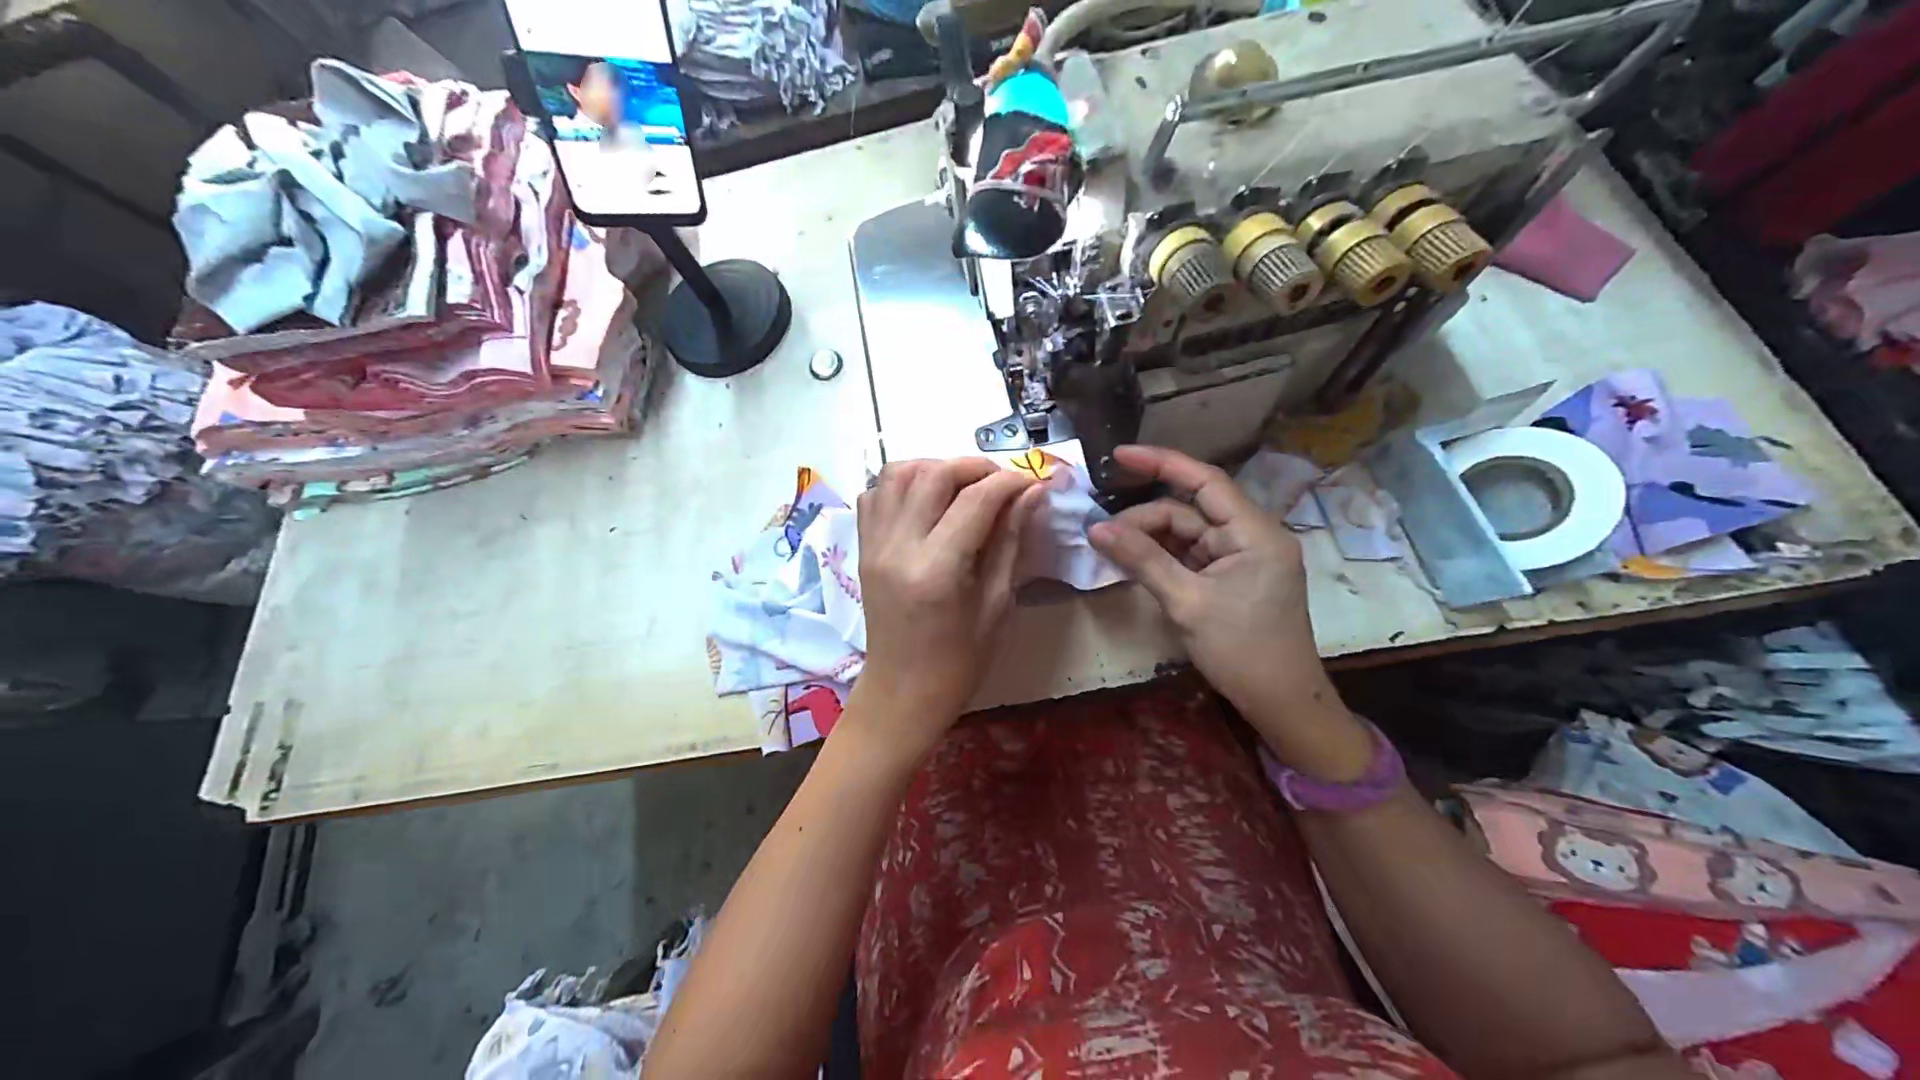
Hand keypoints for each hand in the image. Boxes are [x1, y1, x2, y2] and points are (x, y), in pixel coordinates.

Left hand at [850, 458, 1044, 764]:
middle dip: (973, 467)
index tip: (1032, 482)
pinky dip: (903, 484)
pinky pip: (876, 494)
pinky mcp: (863, 548)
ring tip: (963, 486)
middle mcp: (897, 548)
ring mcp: (873, 545)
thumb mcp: (997, 605)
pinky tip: (928, 501)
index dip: (1009, 482)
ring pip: (897, 473)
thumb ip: (1010, 541)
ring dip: (935, 467)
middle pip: (932, 475)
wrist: (902, 693)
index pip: (975, 500)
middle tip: (1000, 482)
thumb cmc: (959, 662)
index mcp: (936, 570)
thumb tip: (1031, 493)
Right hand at [1087, 445, 1372, 779]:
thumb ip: (1142, 560)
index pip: (1204, 481)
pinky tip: (1133, 563)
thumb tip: (1096, 528)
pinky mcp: (1232, 577)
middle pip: (1189, 510)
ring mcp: (1242, 558)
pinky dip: (1162, 558)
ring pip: (1186, 533)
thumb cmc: (1241, 651)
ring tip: (1110, 550)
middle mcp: (1251, 536)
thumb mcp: (1186, 602)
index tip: (1118, 456)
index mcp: (1254, 533)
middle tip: (1101, 536)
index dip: (1161, 463)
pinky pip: (1191, 555)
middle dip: (1144, 518)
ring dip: (1149, 539)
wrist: (1281, 702)